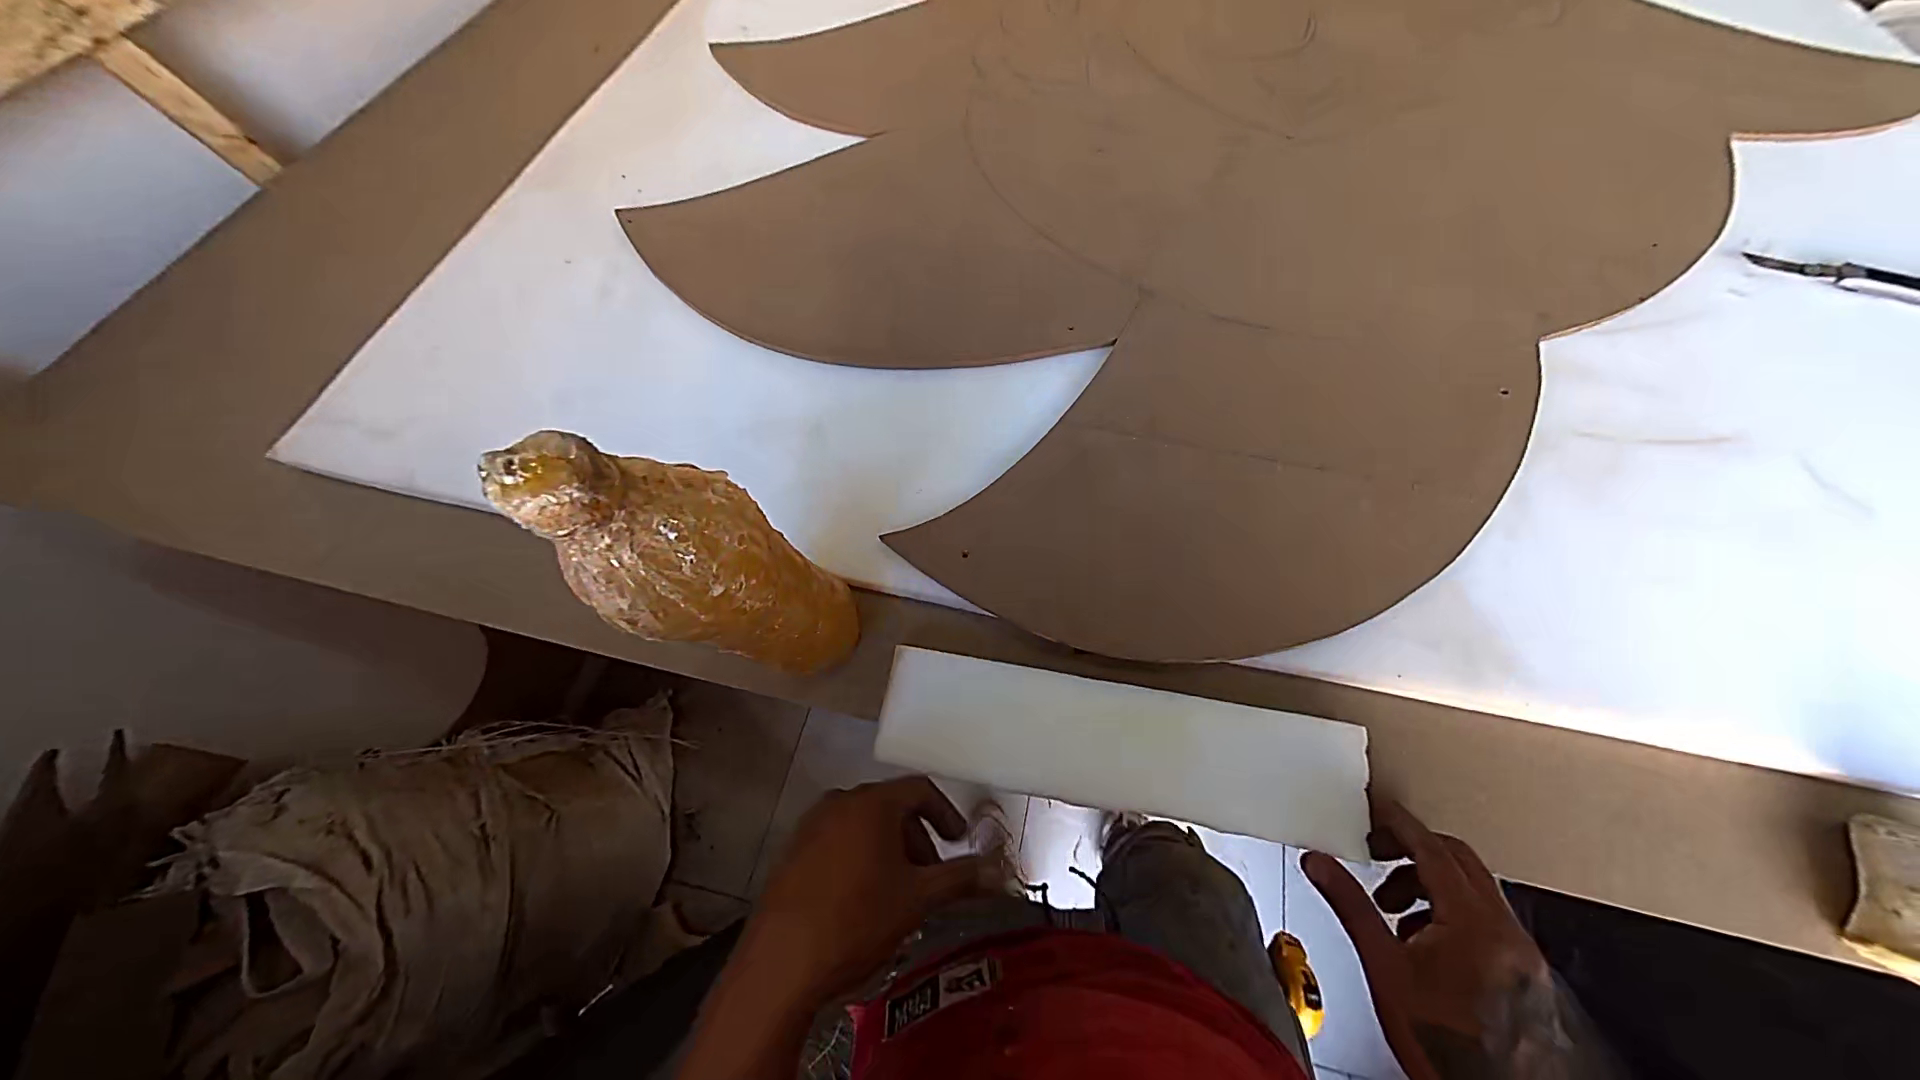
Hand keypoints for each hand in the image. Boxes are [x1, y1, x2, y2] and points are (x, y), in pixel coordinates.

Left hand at [745, 776, 989, 1001]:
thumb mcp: (918, 899)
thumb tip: (997, 872)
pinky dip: (860, 858)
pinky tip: (862, 900)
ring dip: (889, 850)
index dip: (946, 812)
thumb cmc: (857, 919)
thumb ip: (961, 878)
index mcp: (872, 803)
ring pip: (863, 825)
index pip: (920, 789)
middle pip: (891, 806)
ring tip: (899, 893)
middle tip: (931, 877)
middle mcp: (839, 802)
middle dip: (918, 838)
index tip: (959, 841)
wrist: (781, 963)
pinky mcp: (791, 852)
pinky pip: (837, 841)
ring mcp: (810, 825)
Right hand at [1302, 797, 1603, 1079]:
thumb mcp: (1382, 966)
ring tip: (1392, 905)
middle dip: (1413, 850)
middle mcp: (1507, 932)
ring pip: (1475, 890)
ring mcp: (1522, 954)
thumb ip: (1350, 905)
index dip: (1399, 824)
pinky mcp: (1525, 975)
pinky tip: (1422, 938)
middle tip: (1376, 851)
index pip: (1432, 849)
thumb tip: (1320, 864)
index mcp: (1473, 923)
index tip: (1377, 809)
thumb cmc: (1447, 1048)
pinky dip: (1451, 912)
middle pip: (1459, 861)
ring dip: (1429, 883)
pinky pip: (1486, 919)